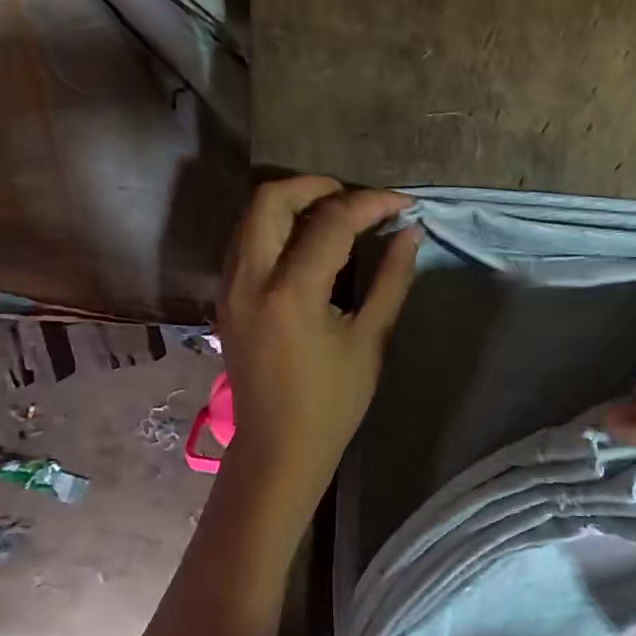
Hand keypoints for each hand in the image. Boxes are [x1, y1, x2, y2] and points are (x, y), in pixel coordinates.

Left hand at [217, 176, 419, 502]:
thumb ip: (390, 280)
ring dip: (291, 203)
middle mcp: (249, 280)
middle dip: (316, 186)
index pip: (330, 223)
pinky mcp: (224, 298)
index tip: (401, 203)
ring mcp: (229, 288)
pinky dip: (274, 227)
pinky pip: (244, 241)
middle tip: (355, 199)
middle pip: (270, 199)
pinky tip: (305, 243)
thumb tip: (410, 232)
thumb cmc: (332, 403)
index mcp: (291, 294)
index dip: (370, 204)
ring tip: (334, 215)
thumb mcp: (369, 340)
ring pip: (250, 217)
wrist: (278, 448)